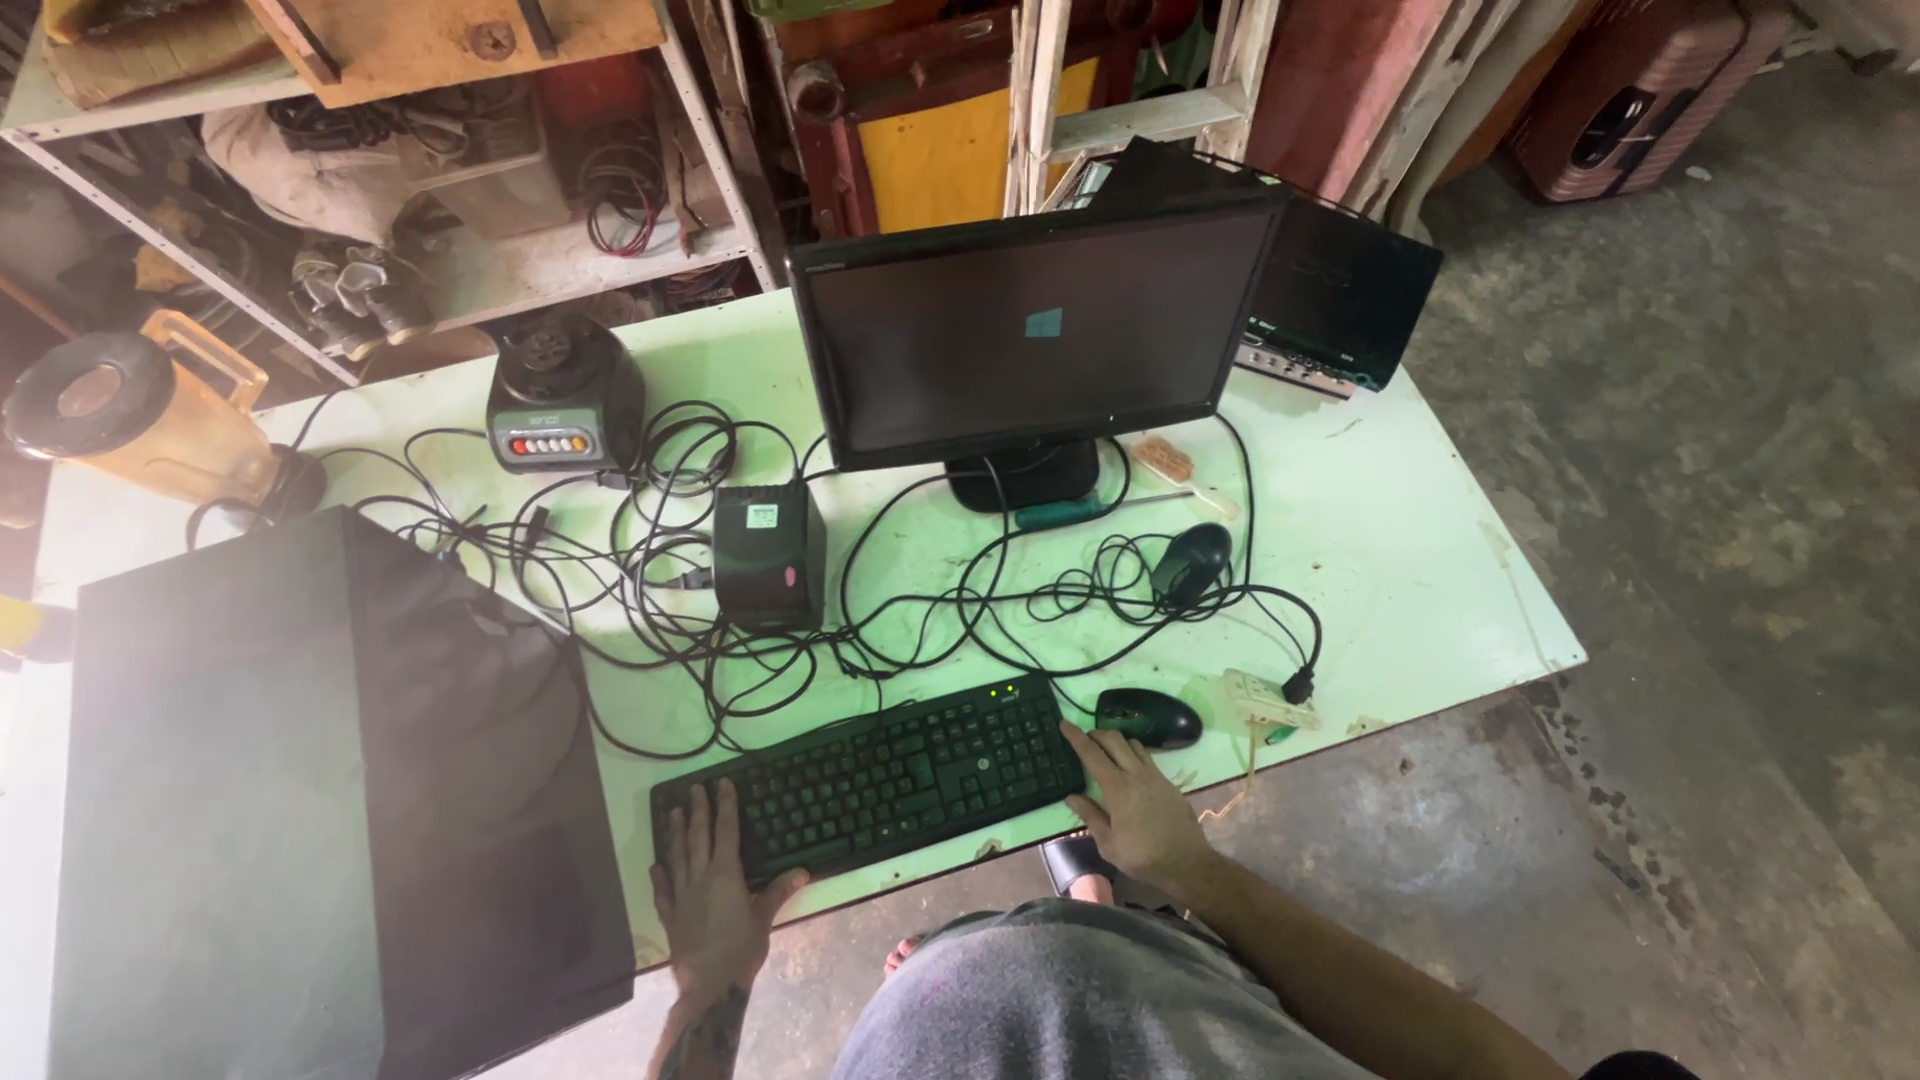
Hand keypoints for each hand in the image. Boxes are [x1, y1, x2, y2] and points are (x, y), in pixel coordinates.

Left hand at [652, 778, 808, 996]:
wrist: (709, 985)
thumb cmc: (741, 948)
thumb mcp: (764, 918)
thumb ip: (778, 891)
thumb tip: (801, 871)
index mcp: (725, 873)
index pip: (726, 830)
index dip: (725, 805)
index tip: (722, 784)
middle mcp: (700, 878)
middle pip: (698, 837)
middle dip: (698, 810)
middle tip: (694, 789)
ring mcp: (682, 897)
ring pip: (677, 857)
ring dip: (676, 834)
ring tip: (673, 813)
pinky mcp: (670, 917)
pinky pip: (663, 891)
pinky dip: (660, 877)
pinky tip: (655, 866)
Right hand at [1060, 721, 1218, 892]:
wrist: (1188, 863)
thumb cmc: (1143, 857)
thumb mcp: (1109, 843)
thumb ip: (1090, 816)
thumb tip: (1071, 797)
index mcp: (1117, 788)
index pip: (1091, 753)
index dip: (1076, 736)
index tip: (1064, 723)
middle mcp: (1136, 774)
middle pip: (1113, 739)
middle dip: (1096, 734)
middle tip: (1085, 740)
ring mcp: (1155, 776)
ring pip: (1132, 743)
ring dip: (1116, 741)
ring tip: (1106, 753)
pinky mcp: (1168, 782)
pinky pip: (1147, 757)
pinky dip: (1132, 754)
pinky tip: (1129, 770)